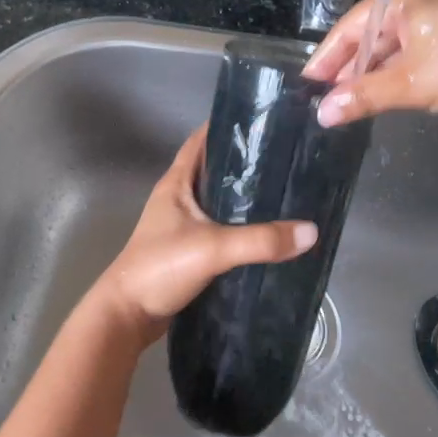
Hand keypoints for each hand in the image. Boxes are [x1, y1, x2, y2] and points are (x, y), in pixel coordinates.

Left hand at [88, 126, 317, 343]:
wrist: (126, 316)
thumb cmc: (161, 268)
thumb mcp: (213, 249)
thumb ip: (261, 241)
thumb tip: (311, 231)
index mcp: (176, 183)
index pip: (201, 140)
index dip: (227, 125)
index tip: (262, 120)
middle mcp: (177, 198)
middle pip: (213, 168)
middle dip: (244, 162)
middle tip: (284, 157)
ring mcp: (180, 225)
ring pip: (217, 200)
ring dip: (242, 196)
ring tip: (282, 191)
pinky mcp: (186, 250)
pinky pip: (218, 228)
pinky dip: (239, 226)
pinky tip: (264, 233)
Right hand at [304, 0, 437, 126]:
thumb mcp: (412, 85)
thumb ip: (364, 97)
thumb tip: (323, 113)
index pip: (351, 26)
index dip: (327, 57)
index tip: (307, 85)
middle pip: (371, 33)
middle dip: (349, 67)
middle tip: (325, 98)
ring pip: (392, 45)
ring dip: (372, 73)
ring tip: (350, 101)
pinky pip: (413, 51)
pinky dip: (396, 72)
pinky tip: (385, 94)